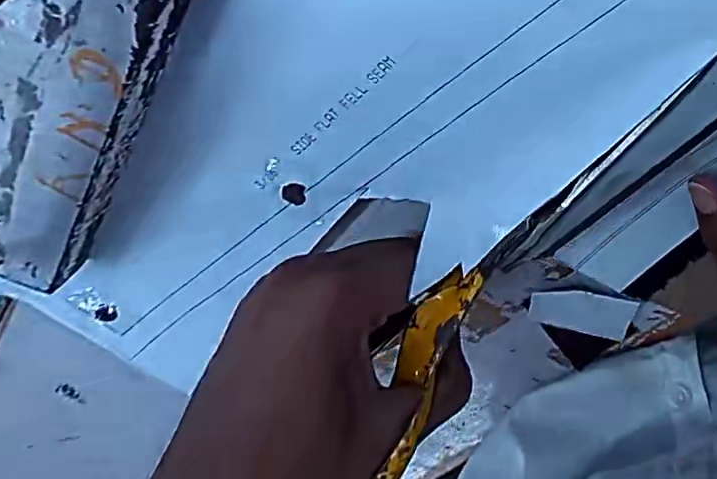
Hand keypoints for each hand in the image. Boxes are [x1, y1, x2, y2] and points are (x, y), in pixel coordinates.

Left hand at [155, 238, 468, 478]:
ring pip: (348, 273)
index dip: (446, 282)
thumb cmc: (294, 472)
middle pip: (380, 260)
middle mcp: (297, 274)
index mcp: (331, 292)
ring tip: (392, 352)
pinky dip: (343, 309)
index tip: (462, 309)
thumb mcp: (383, 433)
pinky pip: (316, 289)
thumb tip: (456, 354)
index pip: (413, 259)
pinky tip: (349, 355)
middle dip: (414, 293)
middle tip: (433, 338)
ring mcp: (269, 289)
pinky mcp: (254, 310)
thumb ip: (440, 382)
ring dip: (379, 301)